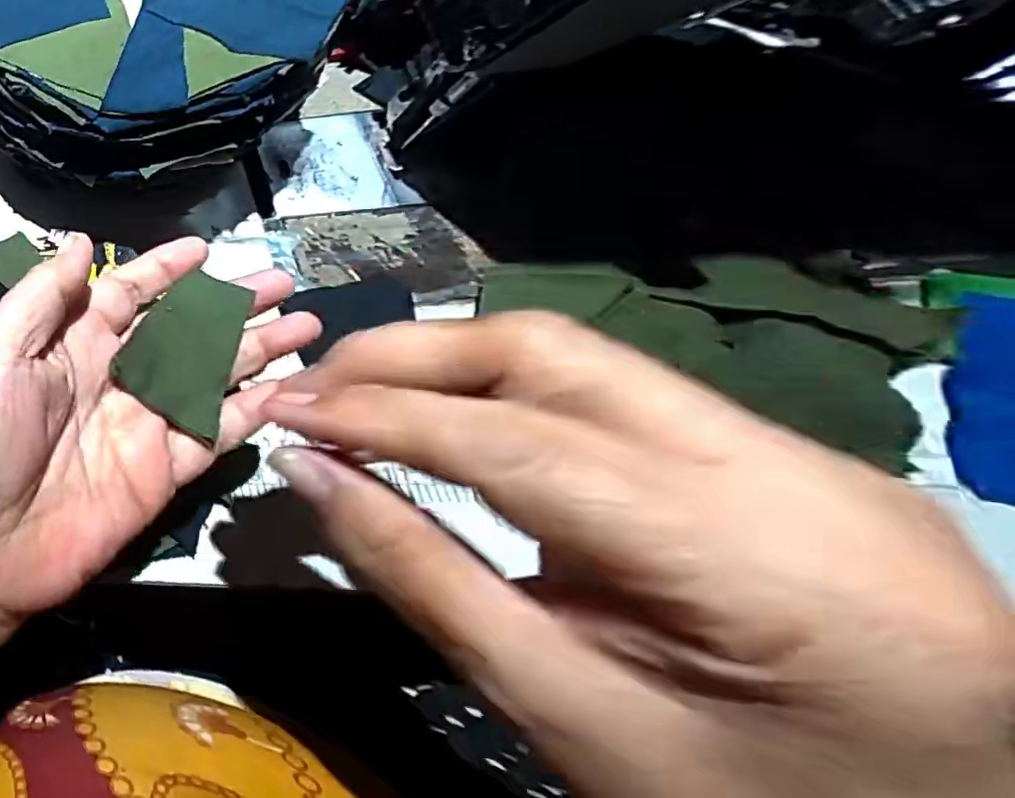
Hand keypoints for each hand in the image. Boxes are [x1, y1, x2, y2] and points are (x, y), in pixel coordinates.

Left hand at [0, 235, 320, 659]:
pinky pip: (214, 434)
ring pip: (210, 376)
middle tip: (278, 282)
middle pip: (182, 330)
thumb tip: (82, 239)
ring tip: (300, 324)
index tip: (203, 251)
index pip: (127, 292)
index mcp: (72, 343)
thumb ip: (41, 298)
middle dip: (229, 305)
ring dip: (254, 349)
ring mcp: (141, 425)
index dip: (164, 270)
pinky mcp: (161, 473)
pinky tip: (285, 390)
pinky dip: (250, 412)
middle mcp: (113, 376)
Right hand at [264, 312, 1014, 797]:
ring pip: (568, 353)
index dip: (382, 418)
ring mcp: (781, 447)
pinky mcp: (762, 452)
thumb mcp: (566, 716)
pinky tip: (445, 421)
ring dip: (442, 362)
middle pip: (545, 351)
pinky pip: (598, 390)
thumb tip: (308, 472)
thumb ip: (422, 576)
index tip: (285, 413)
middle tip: (314, 389)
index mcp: (759, 558)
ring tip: (358, 394)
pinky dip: (494, 391)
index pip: (517, 442)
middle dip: (405, 356)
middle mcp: (780, 463)